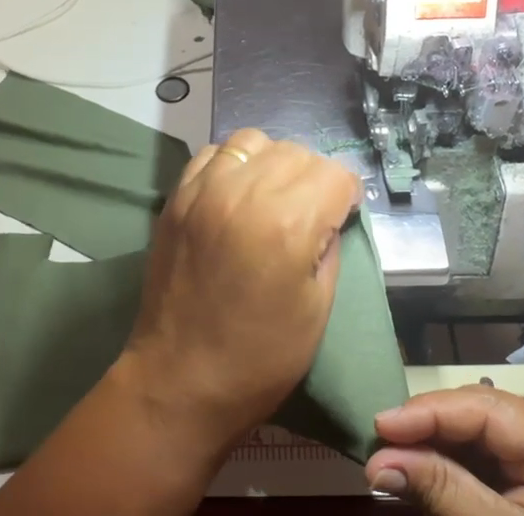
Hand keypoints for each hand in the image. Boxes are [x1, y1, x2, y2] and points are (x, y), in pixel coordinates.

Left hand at [116, 128, 360, 450]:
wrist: (179, 381)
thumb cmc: (259, 358)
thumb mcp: (318, 308)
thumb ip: (329, 245)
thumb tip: (330, 213)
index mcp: (288, 224)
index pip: (336, 174)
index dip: (346, 196)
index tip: (341, 217)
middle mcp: (245, 193)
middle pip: (297, 152)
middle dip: (314, 178)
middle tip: (309, 213)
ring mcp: (204, 190)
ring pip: (254, 141)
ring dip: (272, 162)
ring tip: (271, 197)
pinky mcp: (177, 197)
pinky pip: (213, 154)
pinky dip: (233, 164)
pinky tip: (236, 195)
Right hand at [365, 387, 523, 515]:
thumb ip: (444, 493)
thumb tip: (379, 460)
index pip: (490, 408)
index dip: (431, 410)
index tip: (380, 424)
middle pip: (482, 414)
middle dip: (428, 426)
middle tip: (380, 446)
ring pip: (478, 433)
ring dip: (433, 444)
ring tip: (391, 458)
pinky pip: (486, 460)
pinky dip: (450, 465)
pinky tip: (420, 470)